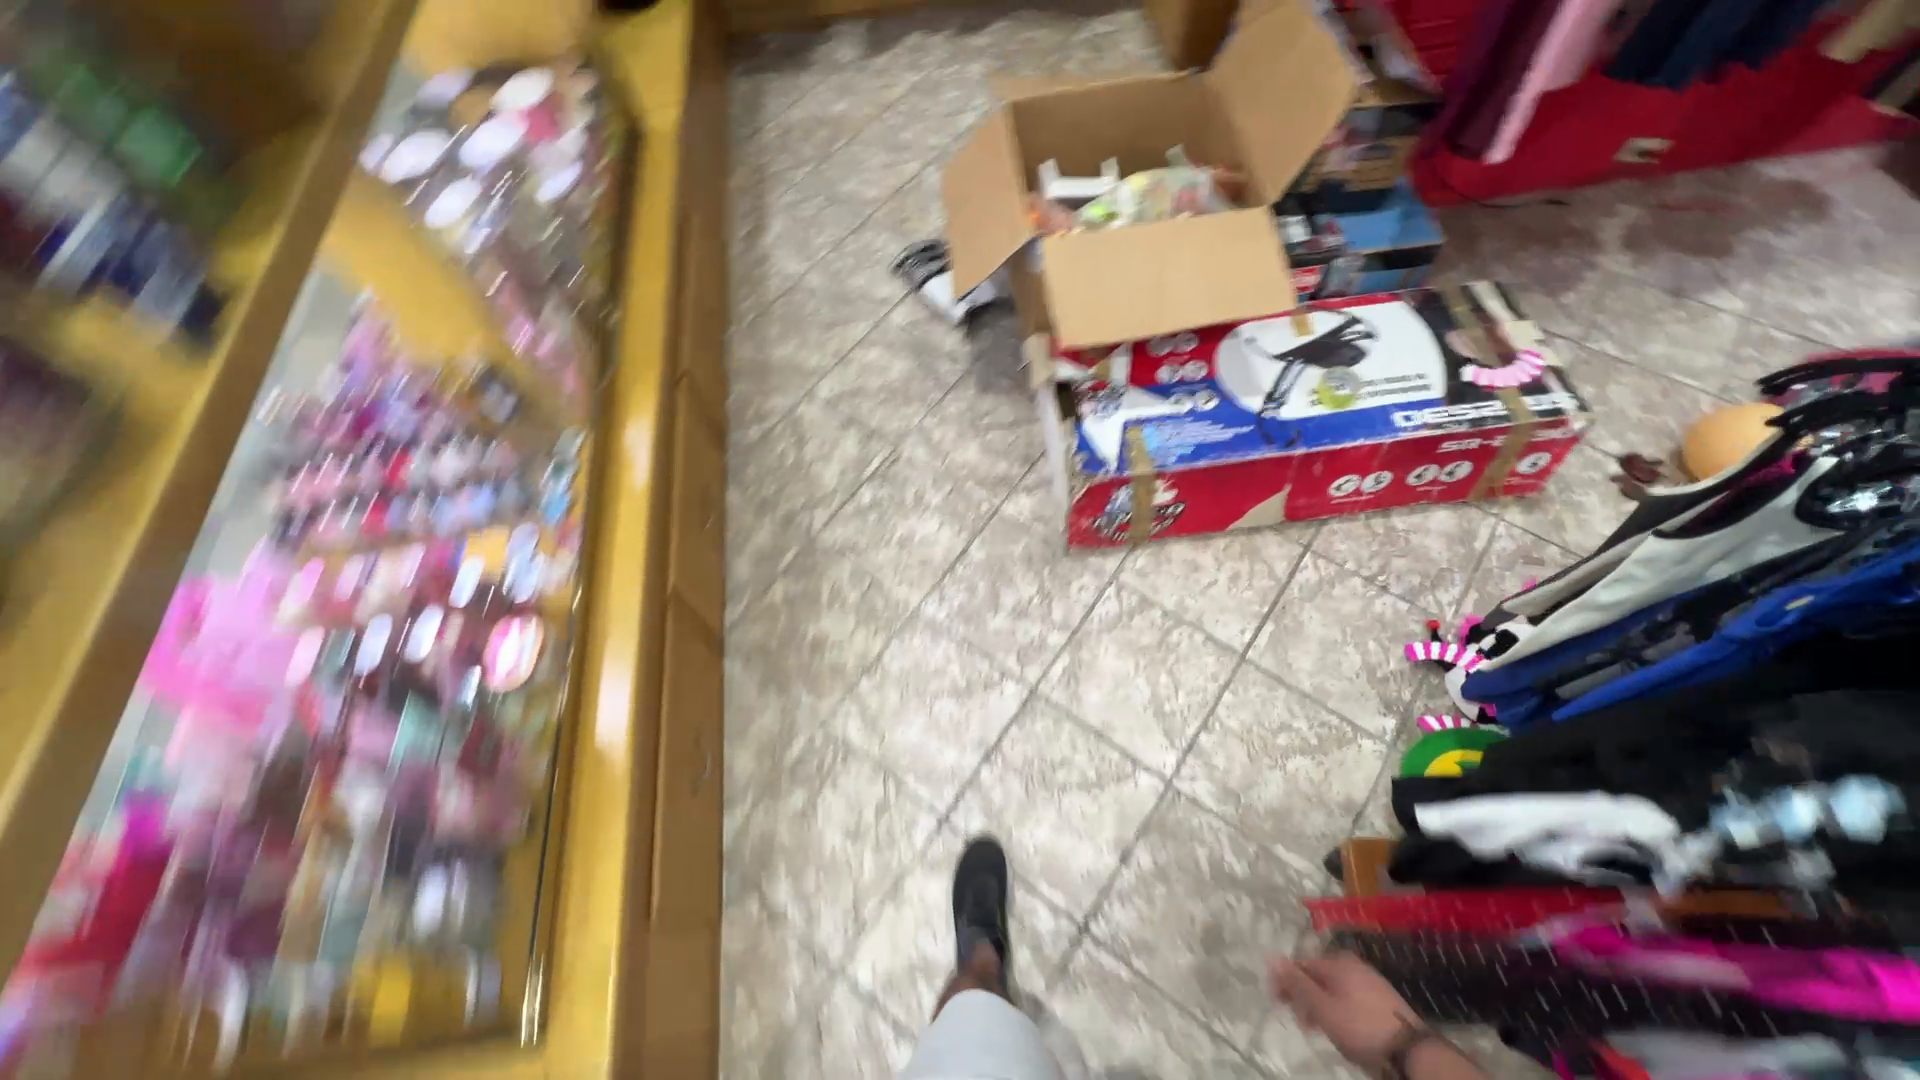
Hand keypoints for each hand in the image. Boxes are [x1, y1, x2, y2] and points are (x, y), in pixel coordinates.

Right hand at [1271, 950, 1423, 1072]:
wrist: (1411, 1051)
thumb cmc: (1360, 1027)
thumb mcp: (1322, 1007)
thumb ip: (1297, 983)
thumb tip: (1272, 957)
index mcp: (1337, 962)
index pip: (1300, 964)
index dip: (1285, 982)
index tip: (1278, 1004)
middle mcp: (1353, 964)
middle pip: (1317, 974)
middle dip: (1303, 995)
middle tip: (1300, 1021)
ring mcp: (1370, 979)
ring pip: (1333, 986)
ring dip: (1319, 1003)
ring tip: (1318, 1026)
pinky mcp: (1381, 997)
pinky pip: (1349, 995)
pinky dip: (1337, 1007)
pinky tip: (1340, 1025)